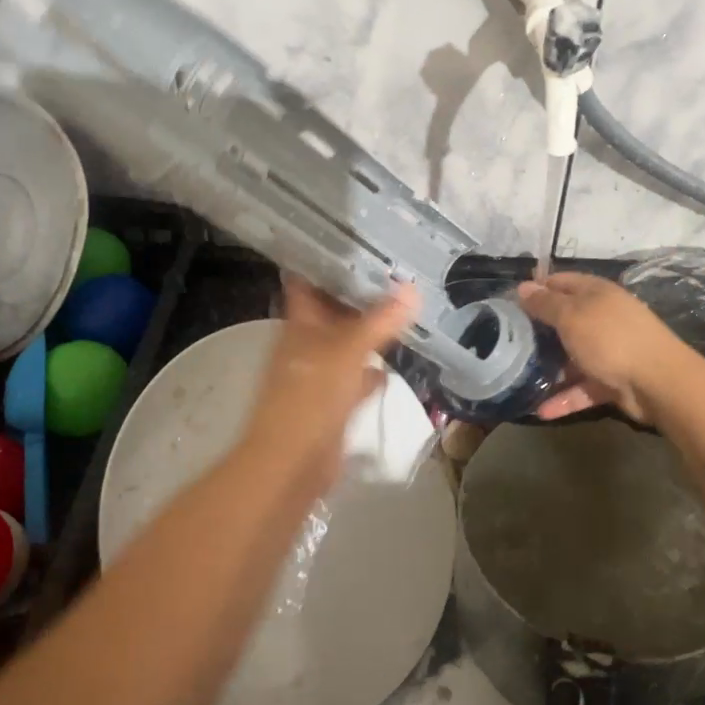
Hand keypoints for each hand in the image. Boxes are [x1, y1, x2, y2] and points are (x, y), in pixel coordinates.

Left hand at [240, 278, 414, 489]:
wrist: (292, 463)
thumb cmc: (311, 398)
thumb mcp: (348, 351)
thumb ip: (380, 321)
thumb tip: (412, 288)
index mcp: (299, 324)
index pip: (307, 280)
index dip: (325, 260)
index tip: (355, 241)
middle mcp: (305, 344)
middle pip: (331, 312)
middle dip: (358, 297)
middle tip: (394, 273)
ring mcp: (317, 375)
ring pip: (345, 345)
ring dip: (368, 334)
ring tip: (402, 311)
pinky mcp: (331, 404)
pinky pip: (353, 379)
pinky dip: (370, 372)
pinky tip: (391, 365)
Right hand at [518, 273, 690, 421]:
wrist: (658, 381)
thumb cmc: (609, 338)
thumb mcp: (571, 316)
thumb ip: (545, 304)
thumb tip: (523, 287)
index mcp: (595, 293)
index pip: (560, 282)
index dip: (536, 289)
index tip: (508, 304)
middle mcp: (602, 318)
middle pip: (564, 321)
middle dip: (537, 331)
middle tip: (507, 343)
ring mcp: (608, 350)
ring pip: (572, 357)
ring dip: (548, 369)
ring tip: (518, 380)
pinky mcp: (612, 381)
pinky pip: (582, 388)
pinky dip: (564, 398)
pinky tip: (540, 410)